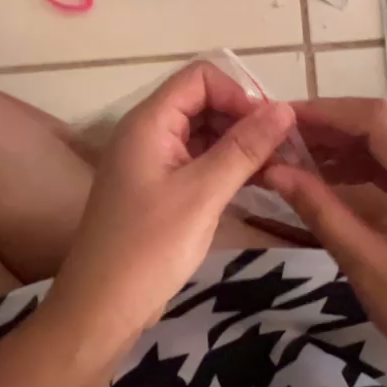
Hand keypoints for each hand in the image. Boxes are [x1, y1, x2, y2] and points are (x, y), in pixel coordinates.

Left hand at [48, 62, 298, 339]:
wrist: (101, 309)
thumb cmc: (148, 248)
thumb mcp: (202, 194)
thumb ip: (243, 148)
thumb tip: (285, 109)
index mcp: (149, 123)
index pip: (199, 77)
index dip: (239, 93)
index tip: (271, 127)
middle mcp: (147, 133)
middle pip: (203, 102)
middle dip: (244, 118)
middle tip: (283, 151)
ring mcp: (151, 162)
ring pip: (203, 133)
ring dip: (239, 144)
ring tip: (278, 169)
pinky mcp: (158, 190)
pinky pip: (197, 161)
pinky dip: (226, 167)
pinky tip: (257, 184)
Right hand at [265, 98, 386, 386]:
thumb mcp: (363, 261)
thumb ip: (318, 208)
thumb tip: (272, 170)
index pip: (377, 121)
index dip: (327, 111)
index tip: (281, 117)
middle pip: (381, 126)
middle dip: (329, 126)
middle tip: (278, 135)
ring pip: (385, 144)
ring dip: (340, 145)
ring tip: (292, 154)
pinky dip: (356, 166)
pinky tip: (322, 175)